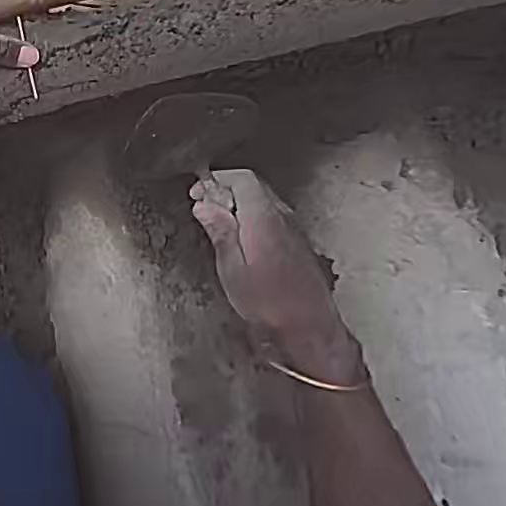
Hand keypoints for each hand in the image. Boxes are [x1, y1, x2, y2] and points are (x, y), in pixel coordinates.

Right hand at [189, 169, 362, 380]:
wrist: (307, 326)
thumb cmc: (267, 301)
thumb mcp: (231, 267)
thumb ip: (219, 231)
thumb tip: (204, 206)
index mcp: (263, 218)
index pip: (243, 179)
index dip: (217, 180)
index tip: (198, 192)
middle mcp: (282, 217)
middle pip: (254, 186)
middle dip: (225, 189)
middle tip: (202, 204)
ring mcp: (293, 229)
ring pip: (263, 200)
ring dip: (238, 203)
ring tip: (217, 221)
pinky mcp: (296, 242)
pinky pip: (271, 216)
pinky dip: (250, 216)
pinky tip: (239, 236)